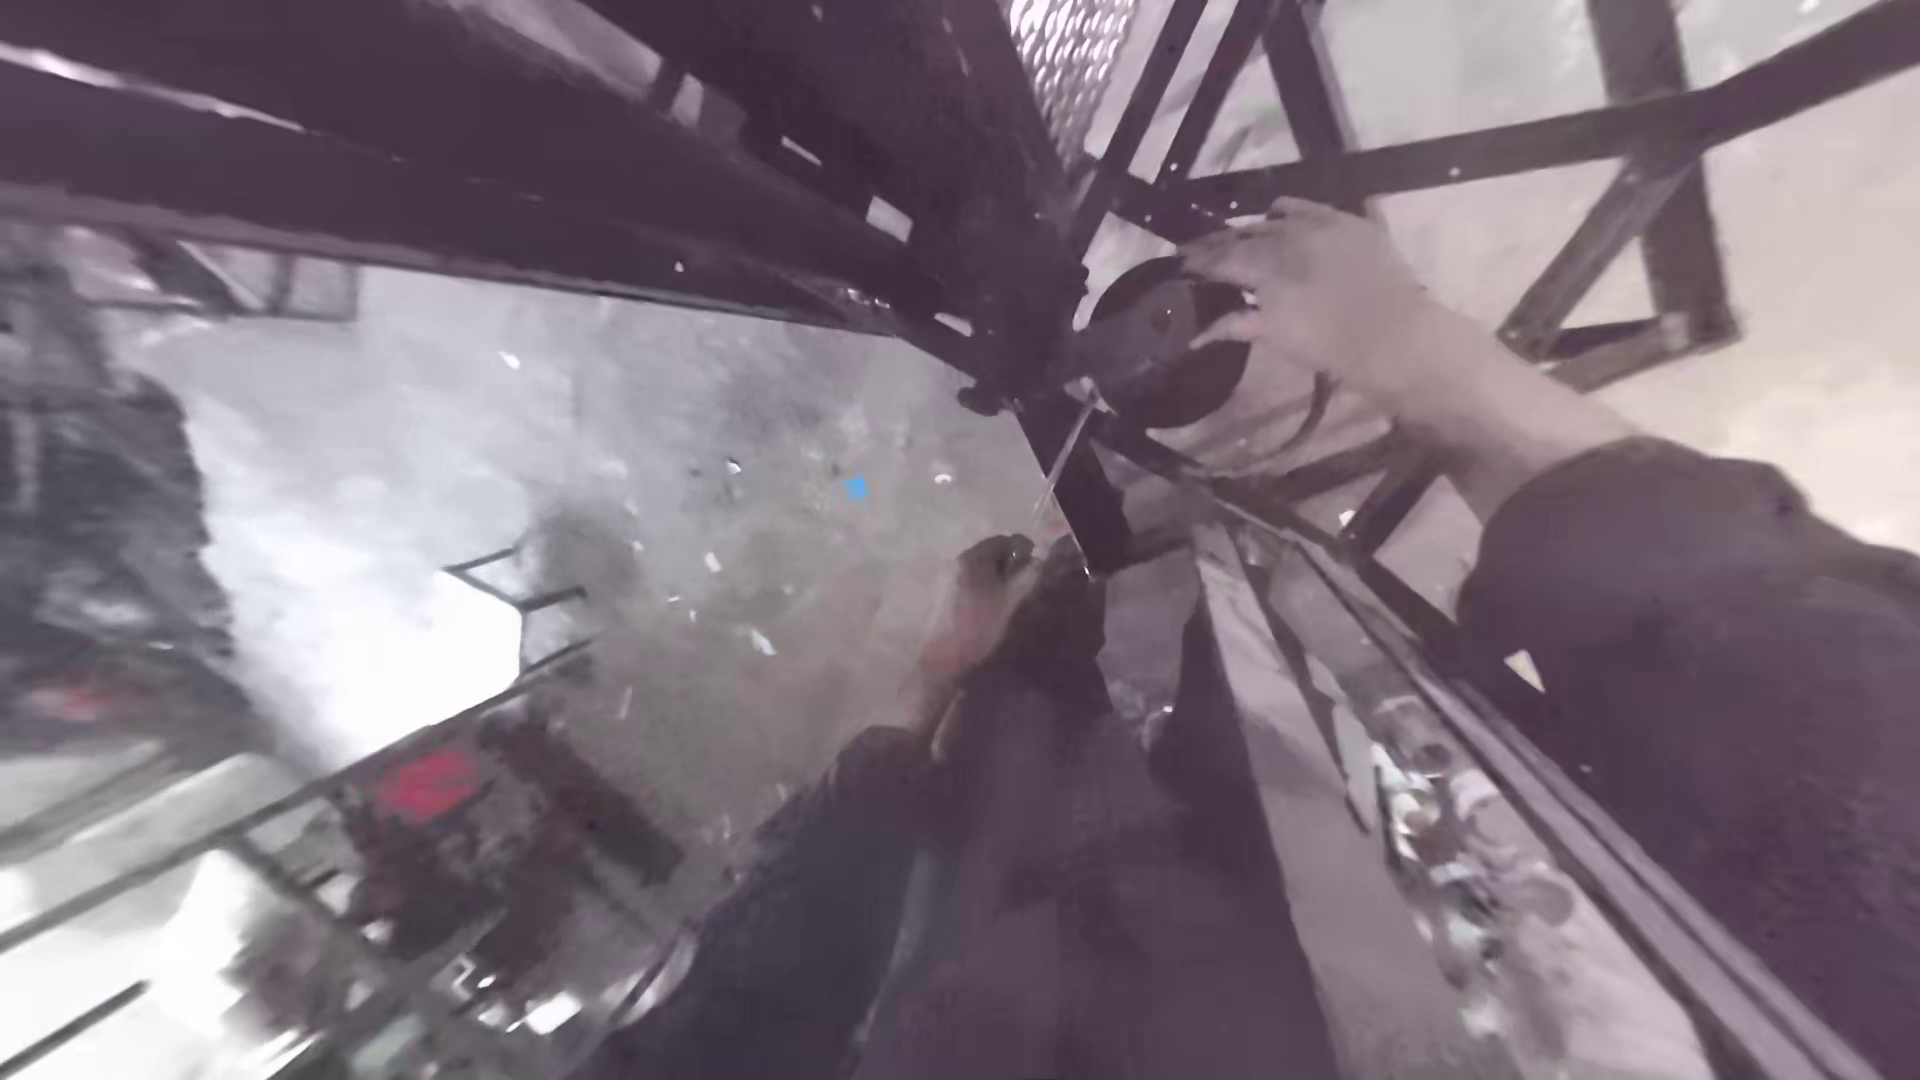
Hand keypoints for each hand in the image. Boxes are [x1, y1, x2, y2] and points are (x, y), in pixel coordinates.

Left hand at [916, 535, 1042, 682]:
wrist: (944, 657)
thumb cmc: (979, 626)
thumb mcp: (1009, 601)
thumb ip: (1026, 576)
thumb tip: (1038, 561)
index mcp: (972, 558)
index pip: (1002, 540)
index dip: (1022, 550)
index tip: (1032, 569)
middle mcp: (956, 561)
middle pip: (989, 551)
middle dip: (1008, 563)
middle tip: (1020, 584)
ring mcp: (946, 576)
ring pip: (978, 566)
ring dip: (995, 574)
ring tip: (1005, 596)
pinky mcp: (941, 591)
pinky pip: (967, 578)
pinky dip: (981, 583)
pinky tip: (986, 604)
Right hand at [1182, 198, 1447, 407]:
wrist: (1390, 334)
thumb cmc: (1325, 344)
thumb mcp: (1273, 336)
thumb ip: (1233, 326)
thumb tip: (1194, 336)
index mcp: (1266, 269)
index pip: (1220, 258)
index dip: (1196, 260)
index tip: (1178, 263)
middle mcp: (1288, 238)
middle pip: (1241, 234)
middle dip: (1217, 243)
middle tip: (1197, 251)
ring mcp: (1319, 225)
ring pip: (1270, 219)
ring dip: (1248, 229)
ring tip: (1234, 238)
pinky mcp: (1346, 220)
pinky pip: (1306, 207)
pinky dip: (1286, 211)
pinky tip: (1277, 215)